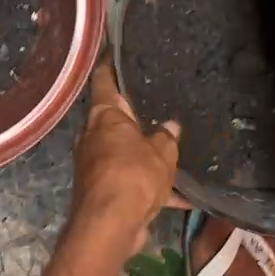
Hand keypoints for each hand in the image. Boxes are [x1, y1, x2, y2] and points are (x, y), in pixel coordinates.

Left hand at [71, 59, 179, 252]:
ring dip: (144, 153)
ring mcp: (94, 162)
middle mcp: (93, 134)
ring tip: (174, 150)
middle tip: (160, 104)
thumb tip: (170, 126)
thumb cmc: (133, 175)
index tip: (115, 50)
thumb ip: (166, 137)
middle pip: (114, 118)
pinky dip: (150, 186)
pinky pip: (129, 179)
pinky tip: (181, 197)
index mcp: (104, 115)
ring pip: (123, 150)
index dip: (110, 64)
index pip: (104, 80)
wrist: (109, 225)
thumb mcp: (161, 153)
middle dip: (135, 116)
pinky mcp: (101, 188)